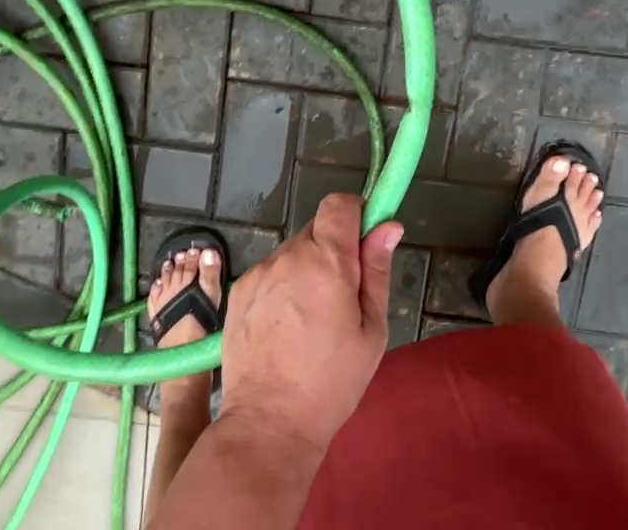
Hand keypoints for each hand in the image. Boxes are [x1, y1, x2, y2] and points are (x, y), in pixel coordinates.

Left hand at [217, 194, 403, 451]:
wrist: (269, 421)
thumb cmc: (332, 381)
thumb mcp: (372, 329)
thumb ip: (378, 271)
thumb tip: (389, 226)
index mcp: (326, 261)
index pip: (339, 204)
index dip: (355, 215)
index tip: (364, 245)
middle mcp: (288, 256)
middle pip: (316, 231)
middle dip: (333, 252)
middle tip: (343, 298)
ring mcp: (259, 273)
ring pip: (293, 253)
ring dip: (307, 271)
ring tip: (312, 321)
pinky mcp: (238, 291)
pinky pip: (270, 274)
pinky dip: (282, 288)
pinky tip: (286, 328)